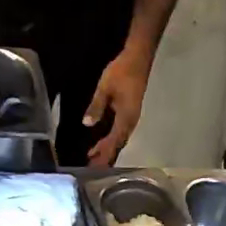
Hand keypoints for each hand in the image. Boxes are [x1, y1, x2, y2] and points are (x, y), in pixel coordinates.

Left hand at [83, 46, 152, 166]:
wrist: (138, 58)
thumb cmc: (121, 71)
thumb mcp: (104, 88)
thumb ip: (96, 107)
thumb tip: (87, 124)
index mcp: (125, 118)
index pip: (113, 141)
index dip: (103, 153)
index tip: (94, 164)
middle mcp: (130, 122)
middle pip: (118, 144)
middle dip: (105, 156)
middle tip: (93, 168)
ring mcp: (131, 118)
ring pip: (119, 139)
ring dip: (108, 149)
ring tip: (96, 158)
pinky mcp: (130, 113)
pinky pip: (120, 132)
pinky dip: (111, 140)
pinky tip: (104, 142)